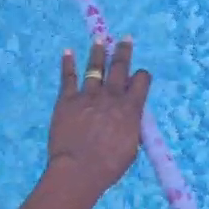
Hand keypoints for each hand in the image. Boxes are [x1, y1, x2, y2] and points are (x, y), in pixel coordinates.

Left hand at [47, 39, 150, 198]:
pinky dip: (68, 63)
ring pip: (95, 67)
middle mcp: (111, 96)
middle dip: (123, 52)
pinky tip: (67, 52)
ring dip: (98, 52)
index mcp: (130, 108)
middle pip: (119, 67)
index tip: (140, 75)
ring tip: (99, 38)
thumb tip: (130, 122)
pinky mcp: (66, 100)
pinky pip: (68, 77)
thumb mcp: (131, 149)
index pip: (141, 82)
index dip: (141, 76)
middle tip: (125, 39)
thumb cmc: (108, 166)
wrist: (78, 169)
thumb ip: (131, 129)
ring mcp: (88, 96)